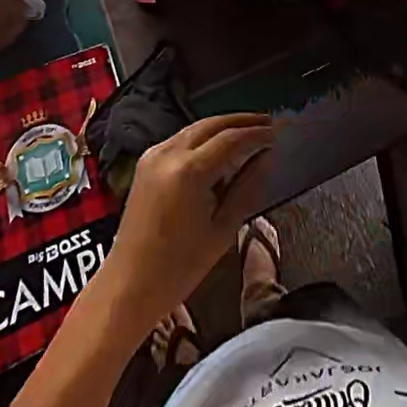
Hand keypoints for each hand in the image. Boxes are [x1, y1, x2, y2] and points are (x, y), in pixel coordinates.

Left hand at [102, 113, 273, 324]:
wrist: (128, 285)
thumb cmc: (179, 267)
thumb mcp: (223, 228)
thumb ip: (246, 187)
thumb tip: (264, 158)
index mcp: (189, 171)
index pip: (232, 139)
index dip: (258, 133)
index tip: (278, 133)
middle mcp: (169, 154)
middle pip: (213, 124)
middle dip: (242, 121)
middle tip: (268, 123)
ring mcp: (154, 155)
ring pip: (196, 127)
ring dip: (223, 126)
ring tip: (249, 130)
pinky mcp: (146, 162)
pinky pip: (181, 138)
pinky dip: (204, 136)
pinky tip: (219, 146)